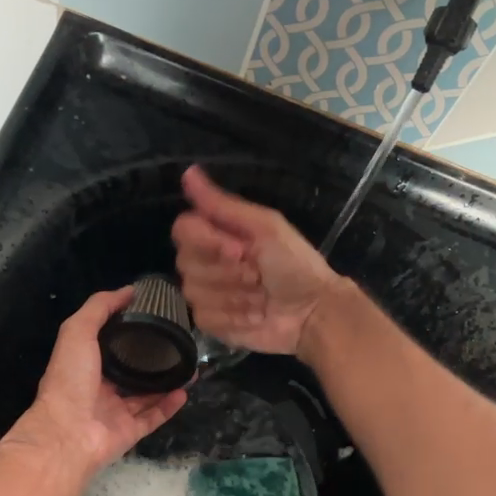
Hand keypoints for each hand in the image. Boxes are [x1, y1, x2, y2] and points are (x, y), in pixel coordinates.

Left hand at [1, 287, 187, 474]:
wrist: (68, 433)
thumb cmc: (70, 378)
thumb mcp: (78, 331)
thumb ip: (100, 308)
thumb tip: (129, 291)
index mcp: (85, 364)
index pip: (110, 343)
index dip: (129, 329)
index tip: (154, 314)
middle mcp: (100, 388)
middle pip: (132, 370)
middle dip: (153, 358)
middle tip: (178, 342)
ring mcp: (115, 412)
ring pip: (147, 394)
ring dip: (167, 381)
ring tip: (190, 366)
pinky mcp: (130, 432)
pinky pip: (154, 416)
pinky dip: (169, 405)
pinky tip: (185, 390)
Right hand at [172, 165, 351, 356]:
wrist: (312, 311)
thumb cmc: (294, 264)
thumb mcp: (265, 226)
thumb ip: (223, 205)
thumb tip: (188, 172)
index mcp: (218, 233)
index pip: (183, 229)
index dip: (206, 242)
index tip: (239, 249)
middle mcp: (206, 262)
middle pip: (186, 263)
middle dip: (226, 272)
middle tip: (257, 275)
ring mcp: (206, 294)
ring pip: (195, 292)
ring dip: (234, 296)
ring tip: (260, 296)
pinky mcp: (212, 322)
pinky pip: (205, 317)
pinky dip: (233, 318)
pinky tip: (254, 315)